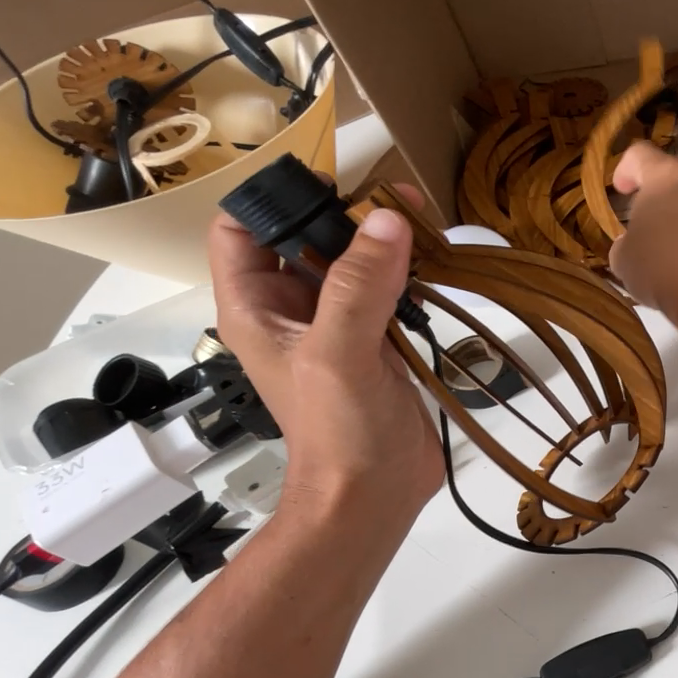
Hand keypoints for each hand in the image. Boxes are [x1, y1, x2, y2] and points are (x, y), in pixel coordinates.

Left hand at [208, 190, 442, 527]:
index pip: (242, 230)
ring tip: (425, 228)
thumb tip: (389, 218)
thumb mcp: (339, 353)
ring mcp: (338, 327)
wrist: (375, 491)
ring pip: (353, 264)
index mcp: (257, 307)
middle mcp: (293, 310)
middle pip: (306, 240)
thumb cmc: (338, 430)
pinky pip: (387, 293)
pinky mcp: (378, 344)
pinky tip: (435, 269)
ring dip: (384, 243)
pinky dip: (408, 275)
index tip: (333, 187)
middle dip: (346, 216)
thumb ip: (360, 286)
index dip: (275, 199)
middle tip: (400, 203)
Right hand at [608, 142, 677, 333]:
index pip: (640, 154)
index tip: (621, 191)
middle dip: (661, 198)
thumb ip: (625, 239)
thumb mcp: (623, 257)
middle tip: (650, 226)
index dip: (625, 169)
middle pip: (675, 179)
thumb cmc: (660, 271)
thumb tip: (636, 242)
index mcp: (667, 176)